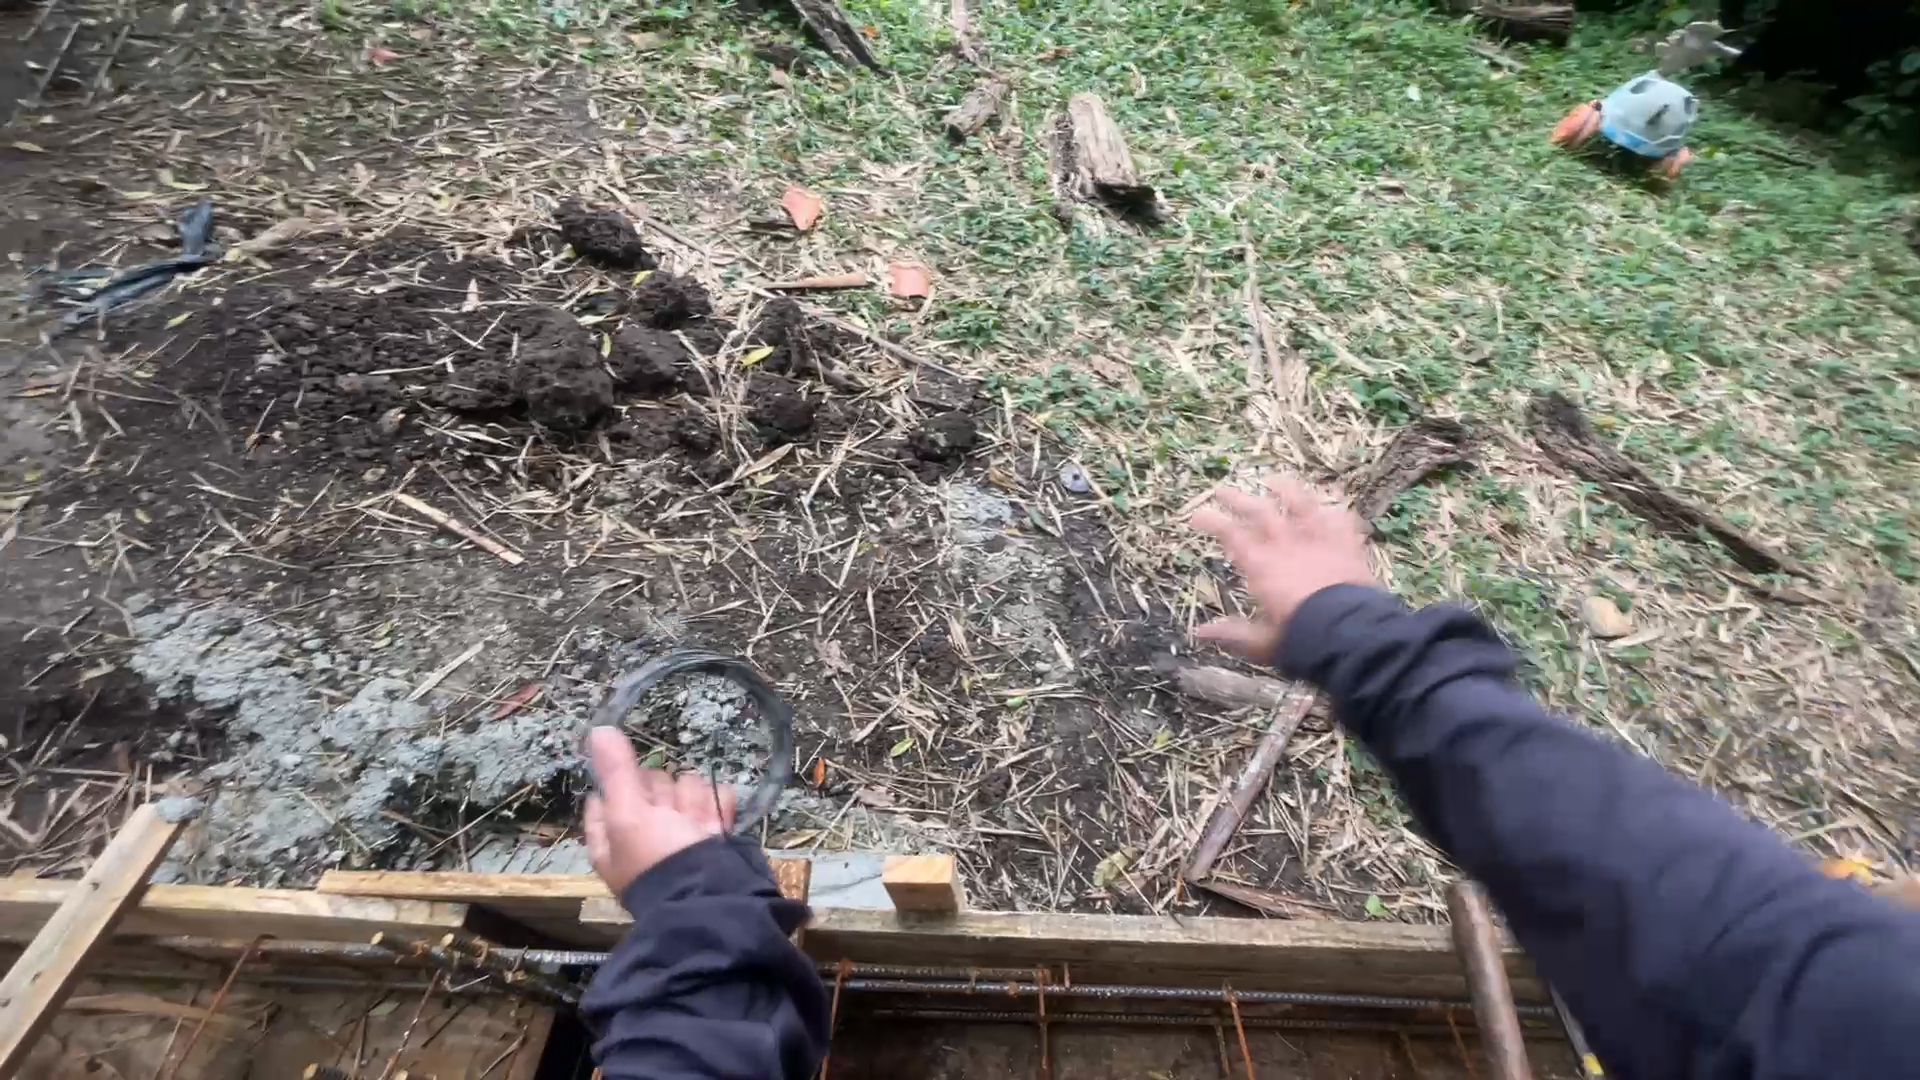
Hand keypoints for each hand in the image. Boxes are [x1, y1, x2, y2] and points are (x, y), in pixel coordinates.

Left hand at [583, 726, 735, 895]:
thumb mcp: (627, 814)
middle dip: (667, 793)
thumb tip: (597, 729)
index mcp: (613, 833)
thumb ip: (616, 770)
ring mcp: (683, 827)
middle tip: (668, 816)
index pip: (611, 790)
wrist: (711, 891)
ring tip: (696, 826)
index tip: (635, 790)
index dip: (625, 784)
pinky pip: (718, 794)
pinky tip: (714, 825)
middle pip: (656, 781)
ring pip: (689, 784)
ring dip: (694, 802)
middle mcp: (646, 828)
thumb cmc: (658, 858)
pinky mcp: (714, 825)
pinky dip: (719, 806)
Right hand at [1190, 476, 1373, 660]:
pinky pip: (1341, 520)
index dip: (1211, 521)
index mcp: (1260, 565)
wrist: (1351, 634)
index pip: (1229, 534)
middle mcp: (1285, 544)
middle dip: (1237, 498)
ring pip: (1300, 503)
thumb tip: (1197, 633)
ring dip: (1285, 489)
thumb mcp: (1260, 641)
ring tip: (1273, 480)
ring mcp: (1318, 540)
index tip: (1196, 515)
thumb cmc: (1300, 637)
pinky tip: (1331, 506)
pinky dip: (1334, 511)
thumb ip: (1231, 633)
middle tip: (1221, 489)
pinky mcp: (1347, 545)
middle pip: (1258, 510)